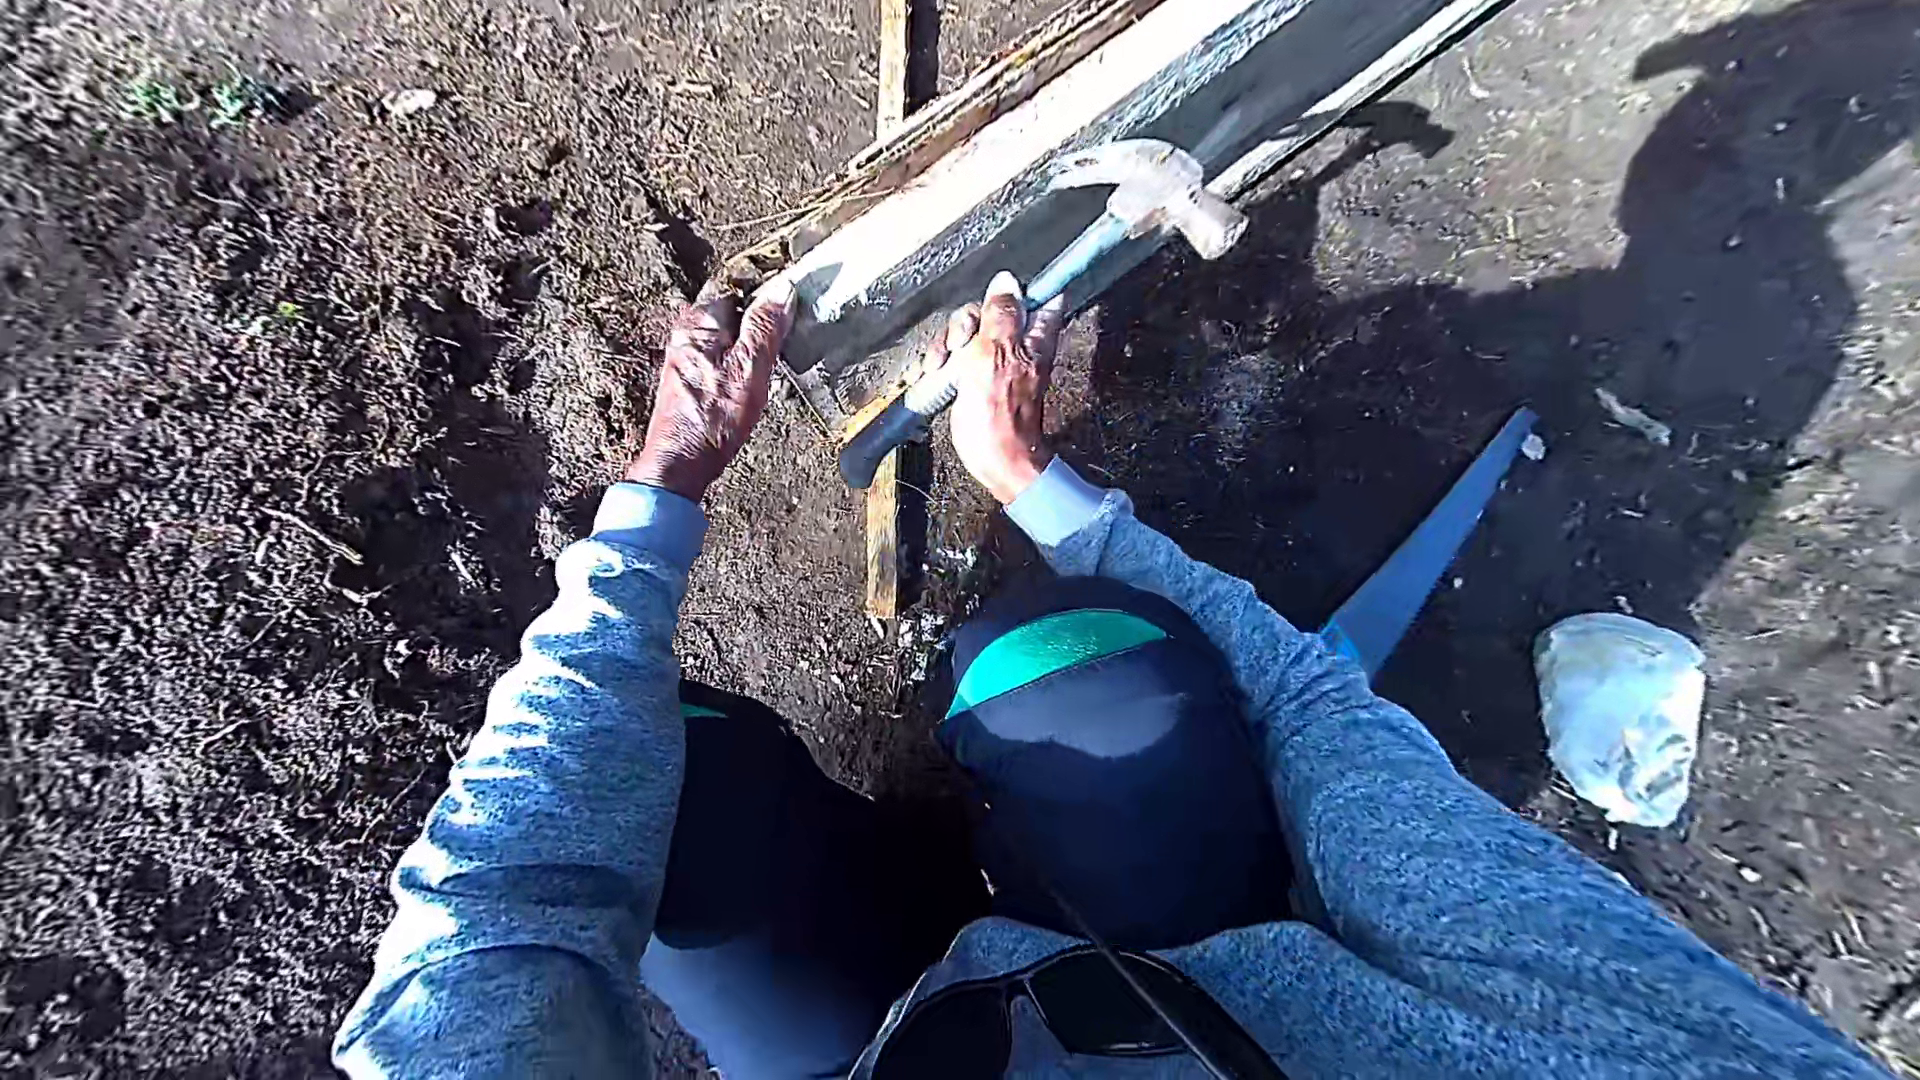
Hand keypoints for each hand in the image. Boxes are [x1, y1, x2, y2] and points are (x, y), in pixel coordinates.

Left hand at [626, 279, 795, 500]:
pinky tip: (760, 375)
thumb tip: (784, 289)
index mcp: (699, 321)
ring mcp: (689, 355)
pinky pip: (726, 354)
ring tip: (784, 350)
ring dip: (756, 339)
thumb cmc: (714, 419)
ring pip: (731, 333)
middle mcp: (689, 332)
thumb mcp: (750, 368)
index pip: (738, 284)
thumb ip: (766, 327)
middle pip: (734, 308)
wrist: (683, 462)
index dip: (768, 288)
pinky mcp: (695, 378)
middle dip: (763, 315)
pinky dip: (746, 358)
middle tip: (795, 328)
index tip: (797, 297)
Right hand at [941, 271, 1066, 503]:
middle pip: (988, 311)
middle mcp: (1017, 344)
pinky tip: (931, 372)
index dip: (1010, 291)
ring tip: (940, 365)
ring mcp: (995, 362)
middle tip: (960, 344)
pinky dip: (940, 361)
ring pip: (967, 333)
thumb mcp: (997, 354)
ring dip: (947, 344)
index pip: (1035, 295)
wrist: (994, 456)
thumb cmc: (999, 413)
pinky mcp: (975, 378)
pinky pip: (955, 357)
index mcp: (1034, 335)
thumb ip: (1001, 315)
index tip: (989, 303)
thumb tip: (1005, 281)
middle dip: (965, 323)